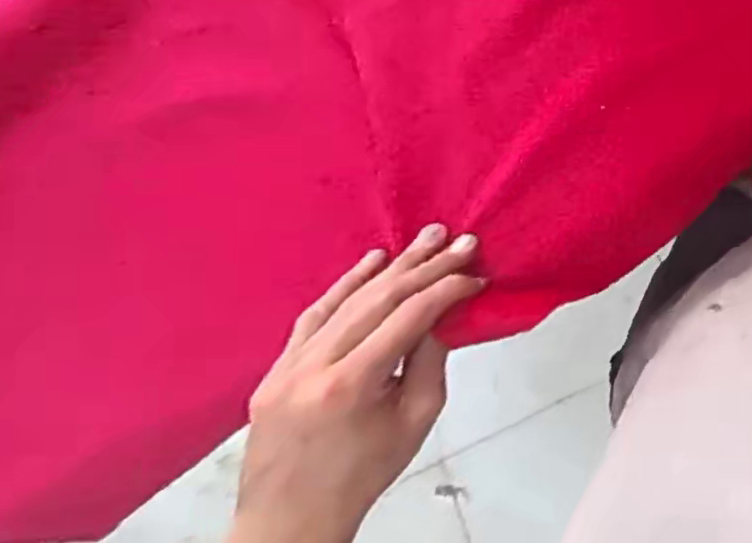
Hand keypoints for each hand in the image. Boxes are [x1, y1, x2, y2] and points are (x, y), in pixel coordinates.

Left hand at [228, 225, 485, 542]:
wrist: (287, 524)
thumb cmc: (364, 473)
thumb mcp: (418, 415)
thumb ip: (430, 357)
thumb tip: (444, 312)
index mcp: (349, 384)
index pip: (410, 316)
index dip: (449, 289)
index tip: (478, 277)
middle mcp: (312, 369)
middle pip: (380, 299)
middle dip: (428, 266)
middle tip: (463, 241)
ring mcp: (285, 368)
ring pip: (348, 300)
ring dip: (393, 266)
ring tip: (428, 237)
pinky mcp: (273, 371)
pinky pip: (313, 316)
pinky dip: (346, 285)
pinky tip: (373, 261)